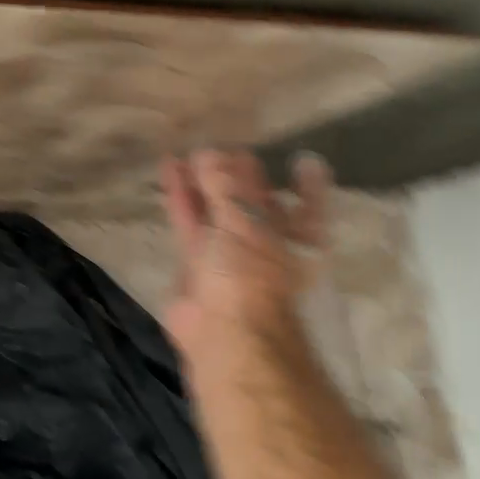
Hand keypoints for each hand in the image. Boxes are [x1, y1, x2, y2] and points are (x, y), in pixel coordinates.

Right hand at [159, 148, 331, 359]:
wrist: (221, 330)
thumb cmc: (249, 276)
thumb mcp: (243, 225)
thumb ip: (225, 188)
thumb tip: (209, 153)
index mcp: (296, 237)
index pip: (309, 205)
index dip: (307, 184)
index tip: (303, 160)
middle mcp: (265, 243)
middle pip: (255, 203)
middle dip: (241, 178)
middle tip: (227, 148)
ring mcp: (228, 253)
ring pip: (215, 210)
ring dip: (203, 183)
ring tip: (189, 154)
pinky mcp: (194, 261)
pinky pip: (187, 223)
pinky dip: (179, 199)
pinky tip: (170, 176)